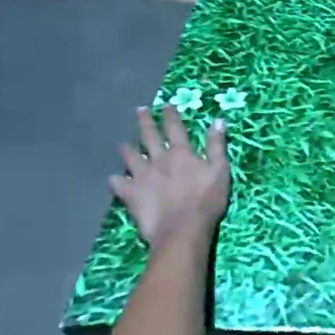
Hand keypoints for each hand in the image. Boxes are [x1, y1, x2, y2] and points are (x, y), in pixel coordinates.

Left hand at [112, 105, 229, 248]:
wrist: (183, 229)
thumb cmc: (207, 200)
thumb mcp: (220, 170)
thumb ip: (217, 145)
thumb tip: (218, 120)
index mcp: (181, 153)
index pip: (174, 128)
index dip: (170, 115)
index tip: (165, 105)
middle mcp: (159, 159)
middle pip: (149, 135)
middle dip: (145, 121)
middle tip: (140, 110)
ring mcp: (142, 176)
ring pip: (130, 156)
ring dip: (127, 148)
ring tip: (123, 144)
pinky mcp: (131, 194)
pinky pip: (118, 183)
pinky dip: (116, 180)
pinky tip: (114, 179)